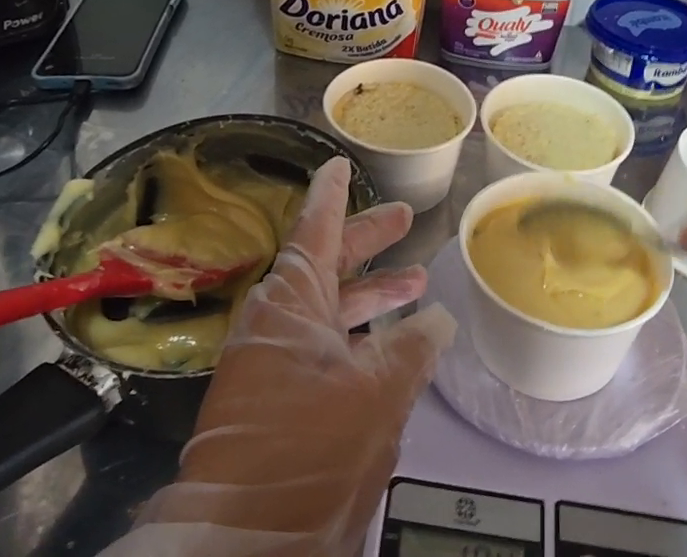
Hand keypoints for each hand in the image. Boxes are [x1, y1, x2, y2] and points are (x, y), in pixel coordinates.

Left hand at [115, 157, 454, 556]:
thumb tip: (437, 317)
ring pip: (328, 311)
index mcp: (291, 303)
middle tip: (404, 219)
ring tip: (416, 285)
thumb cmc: (312, 443)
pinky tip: (393, 349)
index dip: (332, 196)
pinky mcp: (278, 400)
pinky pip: (322, 349)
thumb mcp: (378, 390)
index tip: (340, 165)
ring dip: (370, 296)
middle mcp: (277, 323)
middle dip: (366, 243)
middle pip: (325, 266)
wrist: (249, 531)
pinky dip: (357, 338)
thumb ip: (413, 348)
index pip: (314, 231)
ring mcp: (274, 362)